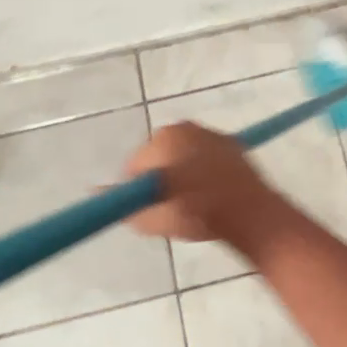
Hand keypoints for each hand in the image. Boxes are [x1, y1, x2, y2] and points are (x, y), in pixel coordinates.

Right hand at [124, 123, 281, 244]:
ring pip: (183, 153)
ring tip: (193, 200)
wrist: (250, 212)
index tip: (148, 207)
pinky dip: (203, 167)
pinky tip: (211, 190)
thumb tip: (95, 192)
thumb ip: (125, 206)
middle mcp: (184, 128)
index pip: (136, 166)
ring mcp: (210, 133)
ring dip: (182, 171)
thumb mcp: (154, 219)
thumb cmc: (198, 213)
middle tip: (170, 205)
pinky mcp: (231, 143)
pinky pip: (205, 154)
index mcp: (162, 140)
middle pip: (159, 155)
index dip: (138, 189)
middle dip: (160, 176)